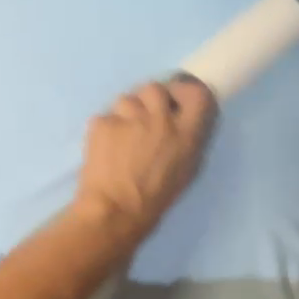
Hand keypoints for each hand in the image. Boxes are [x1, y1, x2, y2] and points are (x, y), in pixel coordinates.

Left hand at [72, 77, 217, 239]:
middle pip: (155, 88)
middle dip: (149, 100)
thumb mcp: (187, 170)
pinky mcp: (102, 122)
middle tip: (143, 119)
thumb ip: (188, 138)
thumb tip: (183, 118)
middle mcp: (160, 119)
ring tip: (122, 138)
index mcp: (186, 133)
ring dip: (126, 113)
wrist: (115, 210)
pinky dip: (106, 128)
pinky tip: (106, 148)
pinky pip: (106, 116)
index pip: (196, 93)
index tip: (174, 100)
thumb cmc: (156, 197)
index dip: (182, 92)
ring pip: (127, 99)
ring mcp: (128, 118)